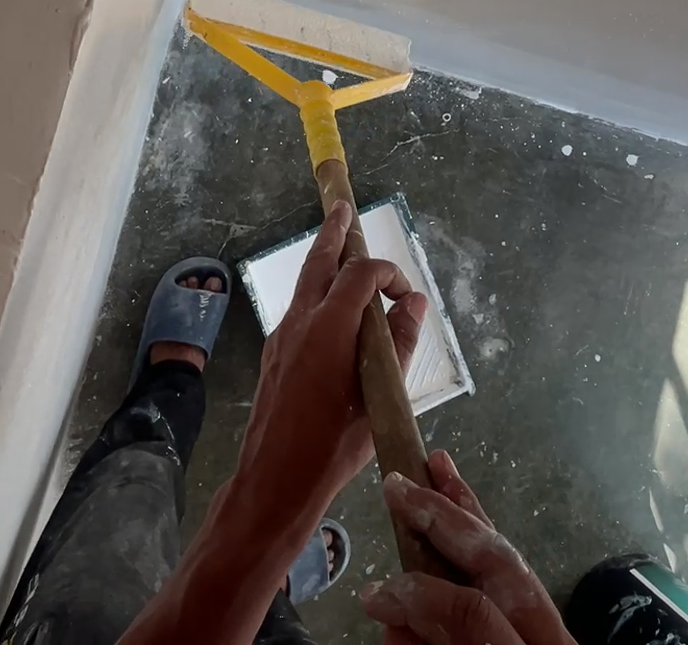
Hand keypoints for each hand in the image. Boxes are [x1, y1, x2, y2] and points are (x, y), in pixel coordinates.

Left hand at [235, 201, 428, 518]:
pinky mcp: (274, 351)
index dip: (386, 270)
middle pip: (318, 261)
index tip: (405, 291)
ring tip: (340, 245)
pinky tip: (334, 311)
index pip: (360, 273)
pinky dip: (318, 295)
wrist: (275, 479)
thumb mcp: (381, 396)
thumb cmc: (336, 445)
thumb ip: (400, 343)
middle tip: (343, 208)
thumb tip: (414, 302)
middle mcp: (301, 322)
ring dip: (323, 261)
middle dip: (334, 232)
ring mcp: (282, 335)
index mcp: (330, 328)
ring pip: (305, 284)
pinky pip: (299, 309)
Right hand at [363, 450, 574, 644]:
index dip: (422, 595)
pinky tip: (461, 511)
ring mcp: (556, 626)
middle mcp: (548, 633)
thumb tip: (390, 617)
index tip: (375, 592)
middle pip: (500, 563)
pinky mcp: (551, 622)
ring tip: (438, 466)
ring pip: (513, 556)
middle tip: (398, 484)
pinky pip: (514, 571)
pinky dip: (483, 537)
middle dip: (448, 518)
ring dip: (468, 510)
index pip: (475, 612)